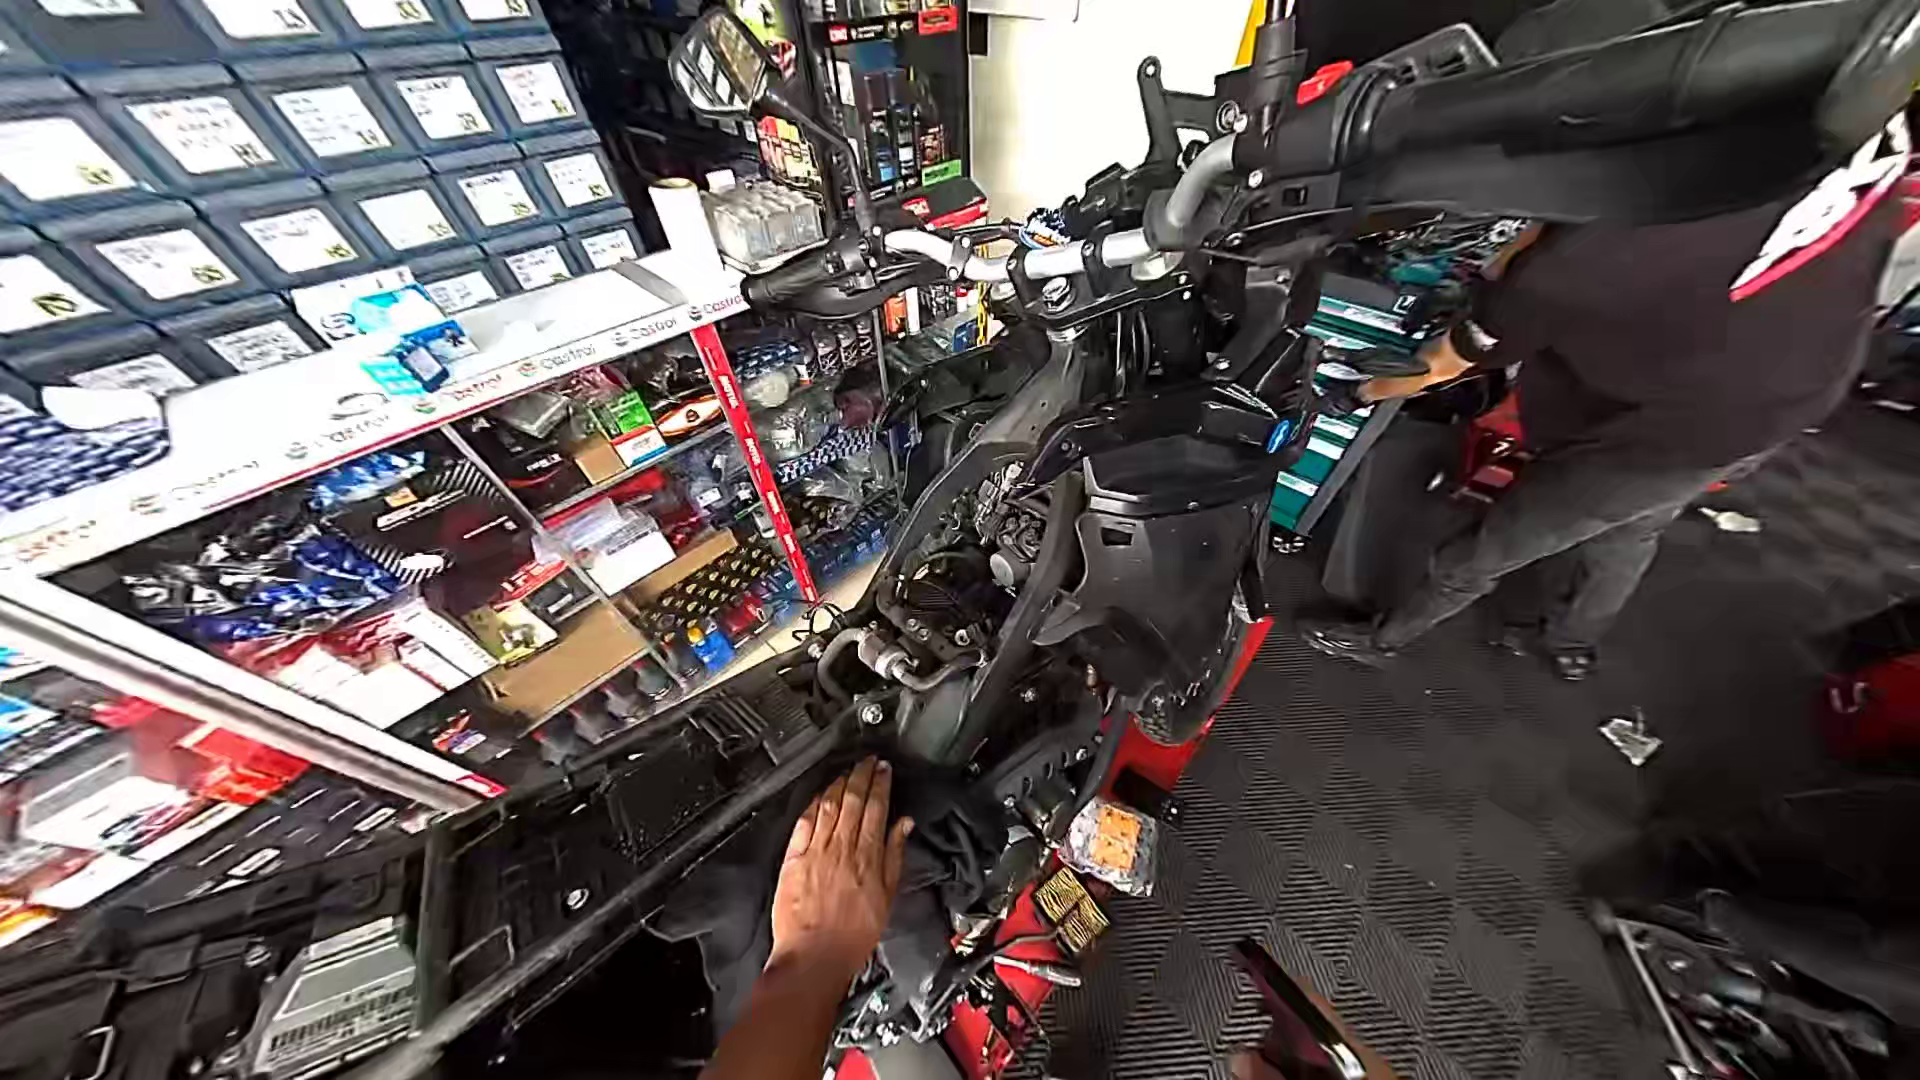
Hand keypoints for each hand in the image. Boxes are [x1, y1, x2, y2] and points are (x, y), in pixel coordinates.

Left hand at [769, 757, 912, 982]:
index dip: (881, 783)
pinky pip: (804, 822)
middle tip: (868, 760)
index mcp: (867, 855)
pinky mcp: (793, 859)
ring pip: (829, 805)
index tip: (884, 768)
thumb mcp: (887, 896)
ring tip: (847, 771)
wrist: (814, 959)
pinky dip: (813, 804)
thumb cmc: (853, 934)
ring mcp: (816, 850)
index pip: (877, 807)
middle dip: (862, 774)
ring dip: (839, 783)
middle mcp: (842, 847)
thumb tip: (904, 824)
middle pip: (853, 799)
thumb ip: (895, 855)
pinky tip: (819, 795)